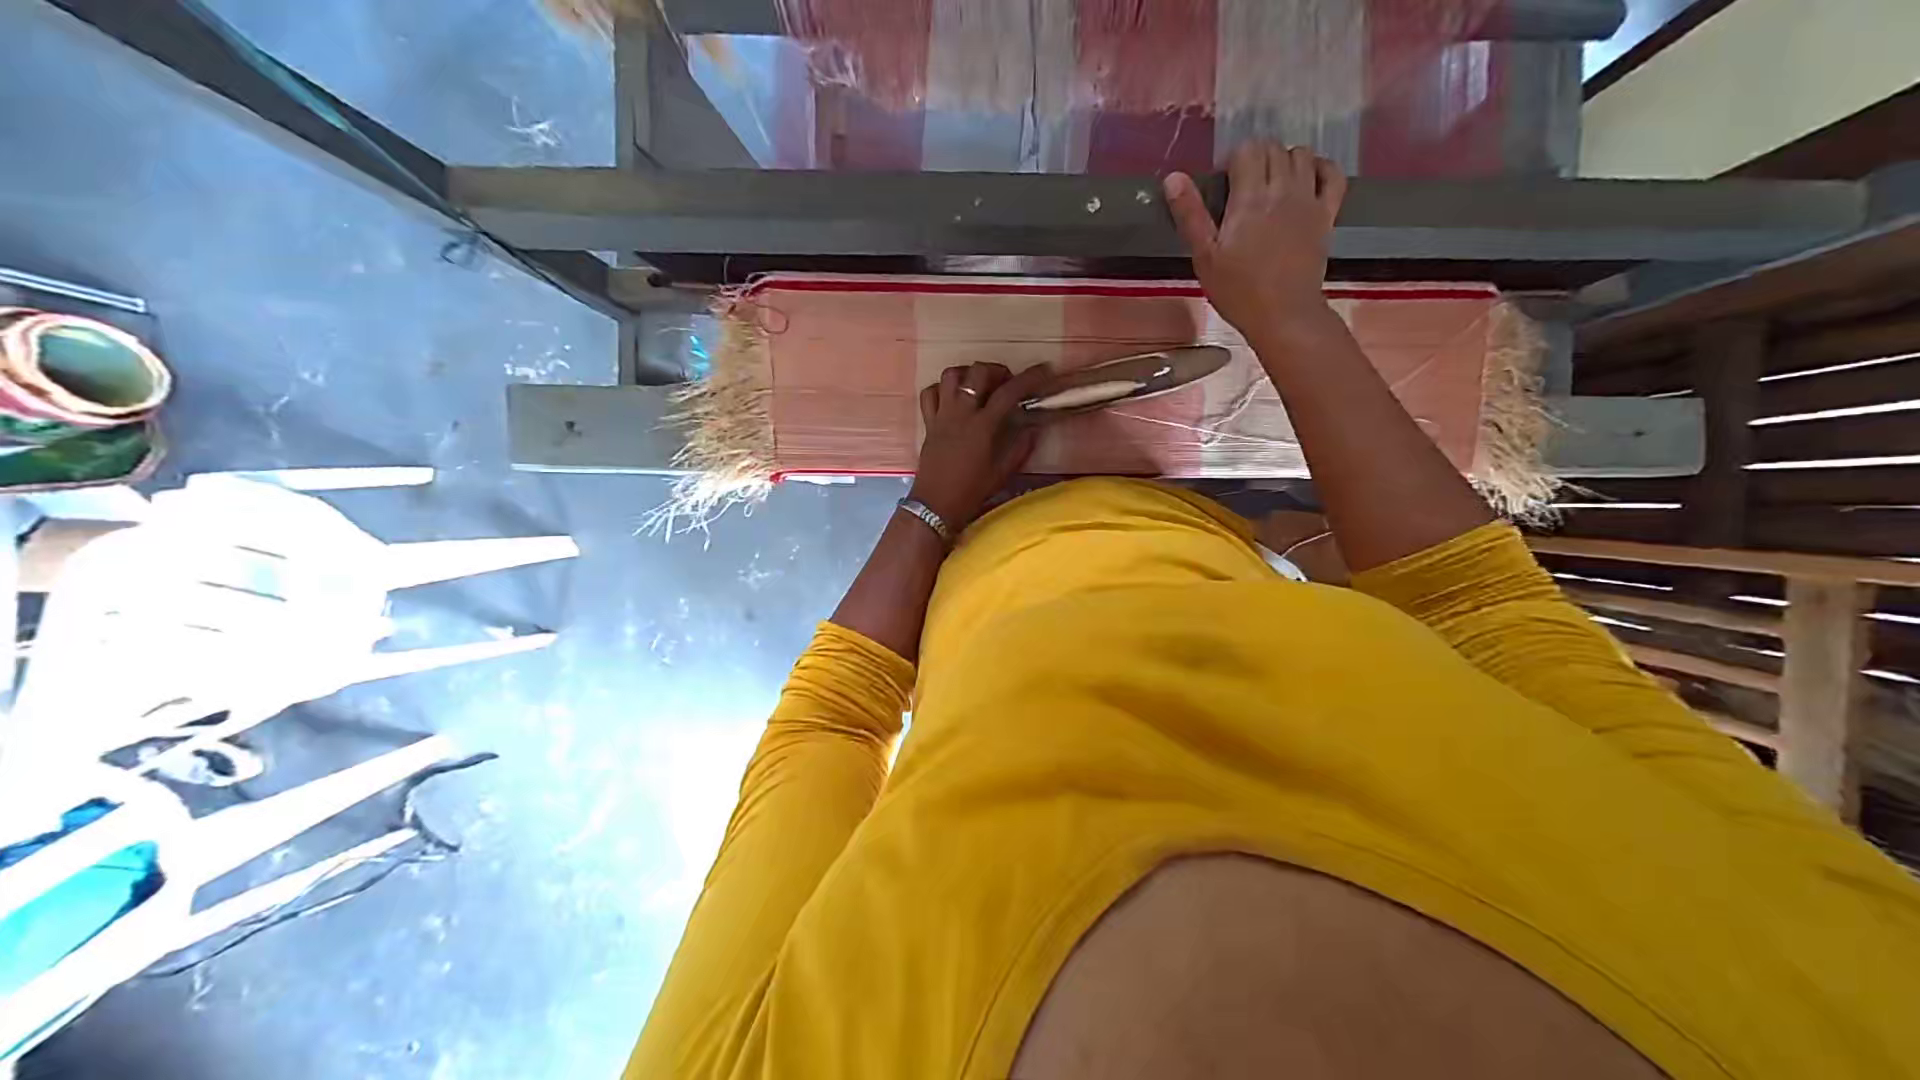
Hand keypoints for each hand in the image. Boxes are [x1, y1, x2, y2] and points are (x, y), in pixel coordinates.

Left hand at [910, 362, 1052, 531]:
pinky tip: (952, 397)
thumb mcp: (1002, 473)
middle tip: (1007, 382)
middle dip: (997, 370)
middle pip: (977, 373)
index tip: (1043, 370)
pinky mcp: (928, 423)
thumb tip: (1033, 429)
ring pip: (950, 376)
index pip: (1008, 392)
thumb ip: (1020, 448)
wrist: (935, 506)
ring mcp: (941, 416)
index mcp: (982, 426)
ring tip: (979, 384)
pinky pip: (929, 393)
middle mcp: (961, 414)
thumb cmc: (971, 492)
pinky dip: (941, 388)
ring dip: (968, 373)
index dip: (1028, 378)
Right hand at [1163, 142, 1347, 348]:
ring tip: (1269, 185)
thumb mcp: (1204, 257)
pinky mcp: (1327, 214)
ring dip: (1284, 160)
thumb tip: (1173, 177)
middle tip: (1241, 189)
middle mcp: (1283, 189)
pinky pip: (1333, 174)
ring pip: (1302, 155)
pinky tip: (1307, 179)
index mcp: (1250, 198)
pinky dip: (1321, 168)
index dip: (1231, 161)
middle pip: (1273, 149)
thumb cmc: (1238, 291)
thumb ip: (1190, 215)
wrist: (1283, 315)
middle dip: (1255, 159)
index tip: (1222, 186)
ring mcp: (1309, 200)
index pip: (1246, 151)